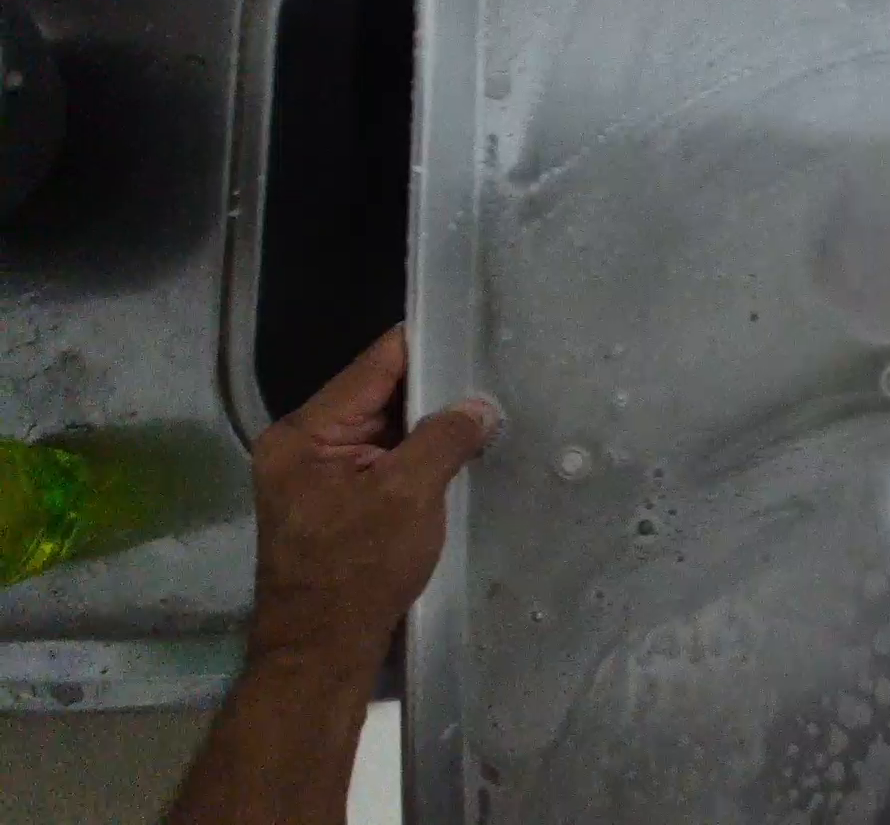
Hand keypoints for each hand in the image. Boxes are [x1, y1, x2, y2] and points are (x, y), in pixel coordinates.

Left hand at [247, 326, 498, 671]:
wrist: (325, 648)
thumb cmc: (359, 568)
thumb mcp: (407, 495)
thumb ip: (444, 438)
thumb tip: (481, 405)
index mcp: (307, 434)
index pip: (375, 367)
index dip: (425, 344)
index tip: (473, 325)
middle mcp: (310, 444)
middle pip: (385, 392)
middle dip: (440, 386)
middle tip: (498, 372)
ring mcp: (328, 470)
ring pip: (395, 423)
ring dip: (439, 420)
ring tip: (493, 406)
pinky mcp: (350, 493)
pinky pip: (396, 452)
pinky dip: (431, 447)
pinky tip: (469, 444)